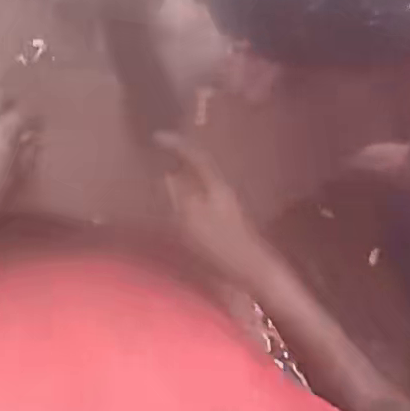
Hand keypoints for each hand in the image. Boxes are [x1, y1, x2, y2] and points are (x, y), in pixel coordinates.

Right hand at [156, 132, 282, 288]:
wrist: (253, 273)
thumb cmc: (221, 243)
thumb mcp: (193, 217)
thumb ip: (178, 194)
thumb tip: (165, 174)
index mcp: (215, 184)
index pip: (196, 156)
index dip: (176, 145)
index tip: (156, 137)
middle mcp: (221, 190)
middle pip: (199, 167)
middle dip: (178, 158)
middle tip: (157, 153)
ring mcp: (224, 207)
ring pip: (199, 182)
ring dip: (181, 176)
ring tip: (160, 176)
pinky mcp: (223, 224)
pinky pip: (199, 199)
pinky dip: (184, 194)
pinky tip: (175, 205)